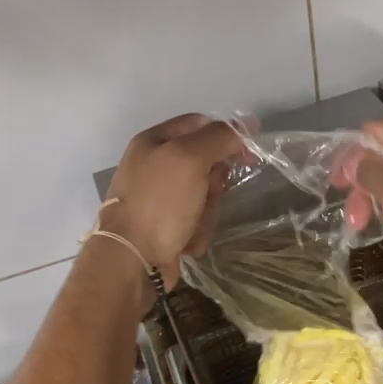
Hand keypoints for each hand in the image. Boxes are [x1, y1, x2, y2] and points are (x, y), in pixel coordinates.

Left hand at [99, 113, 248, 288]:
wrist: (133, 260)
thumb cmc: (159, 203)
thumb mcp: (190, 158)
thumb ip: (219, 137)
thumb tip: (248, 123)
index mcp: (153, 142)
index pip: (199, 124)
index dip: (226, 134)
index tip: (249, 152)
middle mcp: (154, 167)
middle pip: (206, 164)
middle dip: (214, 183)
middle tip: (209, 193)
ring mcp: (160, 200)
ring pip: (205, 196)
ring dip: (207, 212)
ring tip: (192, 224)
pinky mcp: (166, 228)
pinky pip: (197, 223)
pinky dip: (196, 232)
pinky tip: (185, 242)